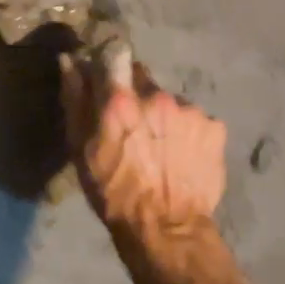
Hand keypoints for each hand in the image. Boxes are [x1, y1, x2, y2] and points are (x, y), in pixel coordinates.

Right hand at [59, 42, 226, 230]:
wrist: (165, 227)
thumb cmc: (112, 191)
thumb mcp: (81, 149)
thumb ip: (75, 100)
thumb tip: (69, 61)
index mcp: (120, 100)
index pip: (114, 55)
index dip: (109, 63)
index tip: (104, 76)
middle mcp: (157, 96)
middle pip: (143, 79)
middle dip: (134, 96)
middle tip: (130, 128)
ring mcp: (190, 111)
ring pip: (169, 102)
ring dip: (161, 116)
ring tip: (157, 148)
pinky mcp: (215, 127)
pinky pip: (193, 120)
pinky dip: (184, 132)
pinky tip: (179, 156)